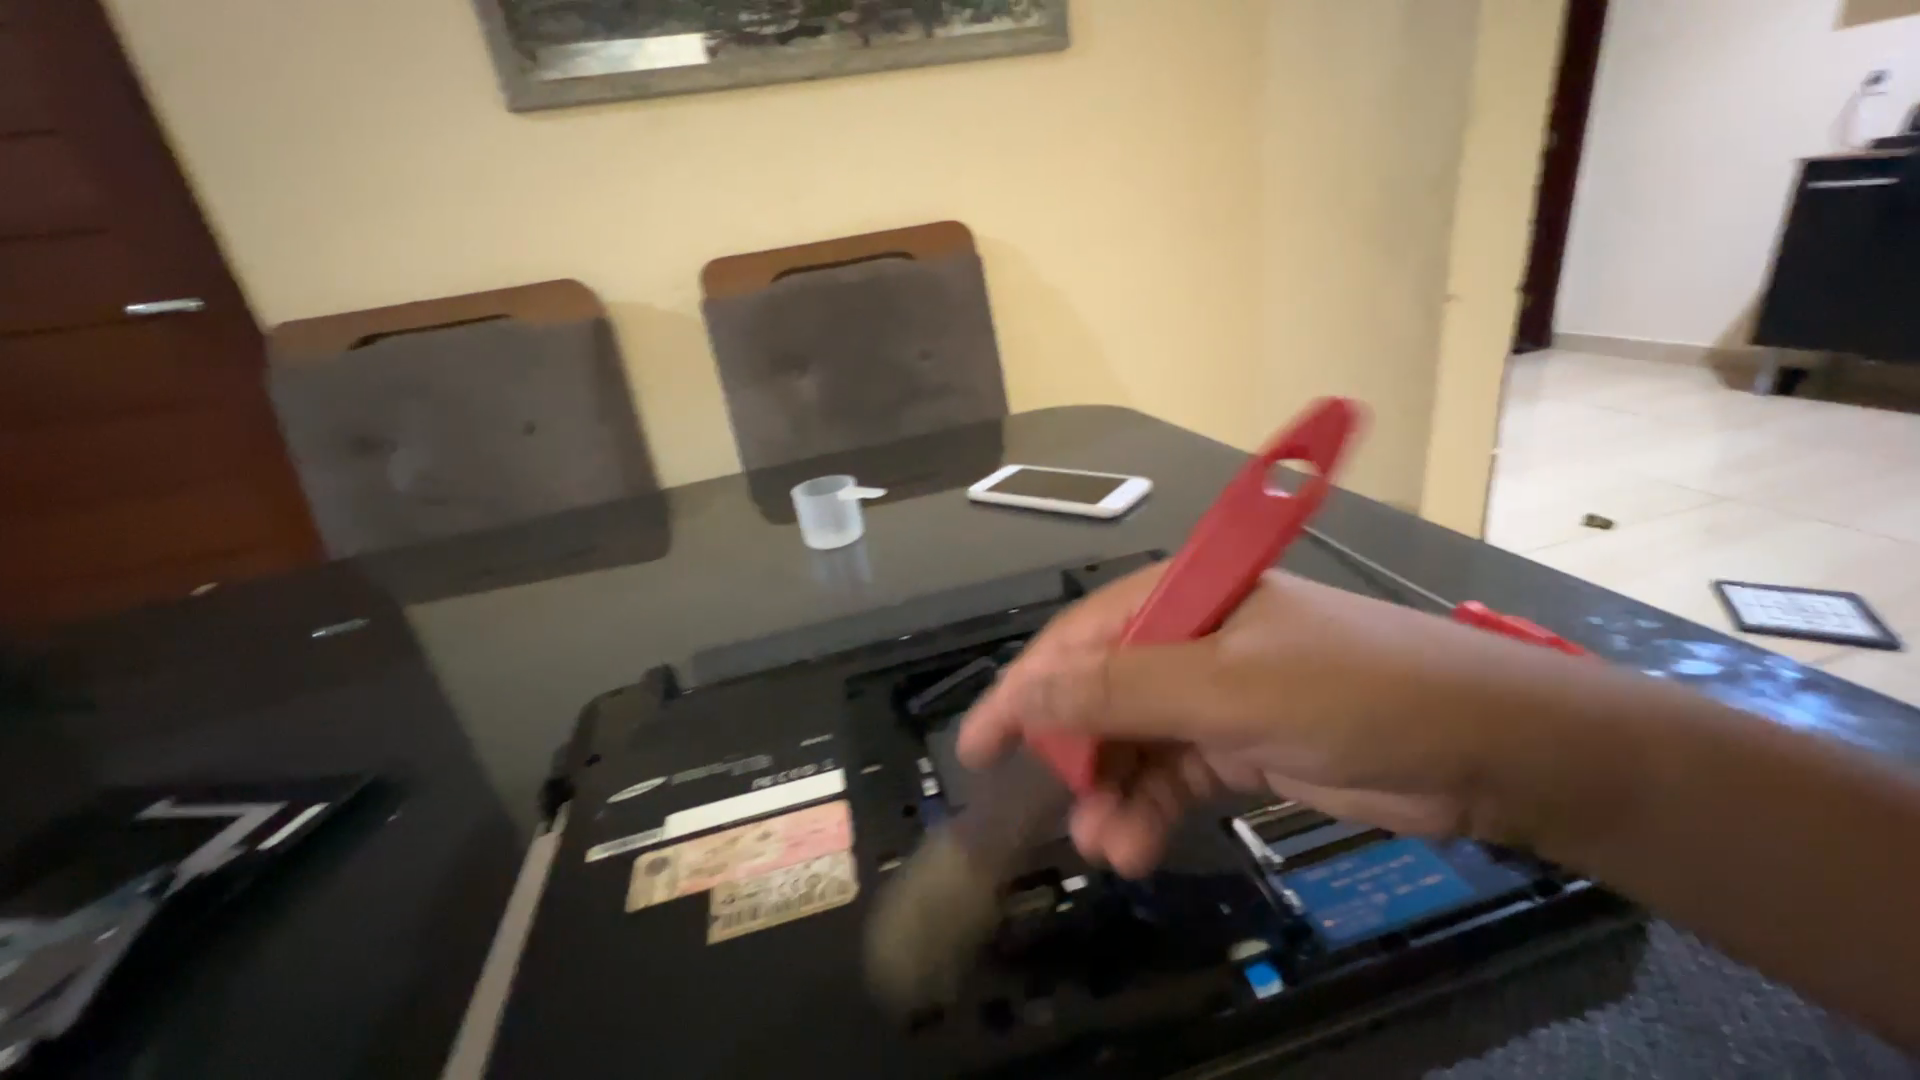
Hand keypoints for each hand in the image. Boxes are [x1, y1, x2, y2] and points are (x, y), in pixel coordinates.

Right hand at [956, 566, 1534, 877]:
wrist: (1484, 750)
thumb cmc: (1353, 694)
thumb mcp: (1229, 688)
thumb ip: (1122, 690)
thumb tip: (1027, 692)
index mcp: (1181, 600)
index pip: (1078, 641)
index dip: (1024, 691)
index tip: (977, 746)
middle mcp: (1189, 641)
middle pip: (1100, 695)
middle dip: (1074, 755)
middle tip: (1055, 813)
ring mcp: (1215, 696)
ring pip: (1133, 745)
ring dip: (1111, 795)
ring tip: (1108, 849)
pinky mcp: (1241, 746)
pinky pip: (1172, 776)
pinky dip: (1150, 810)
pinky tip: (1136, 847)